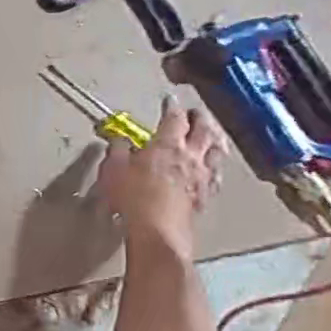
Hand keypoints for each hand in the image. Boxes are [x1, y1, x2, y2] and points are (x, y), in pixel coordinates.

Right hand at [95, 97, 226, 256]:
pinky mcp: (206, 195)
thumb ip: (117, 151)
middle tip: (195, 112)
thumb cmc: (134, 198)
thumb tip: (119, 140)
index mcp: (167, 144)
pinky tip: (215, 167)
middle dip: (199, 117)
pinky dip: (217, 164)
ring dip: (215, 137)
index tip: (169, 101)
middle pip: (203, 128)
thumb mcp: (113, 170)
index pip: (174, 117)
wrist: (158, 230)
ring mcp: (202, 175)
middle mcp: (191, 155)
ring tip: (213, 133)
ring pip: (217, 149)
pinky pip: (217, 173)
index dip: (172, 106)